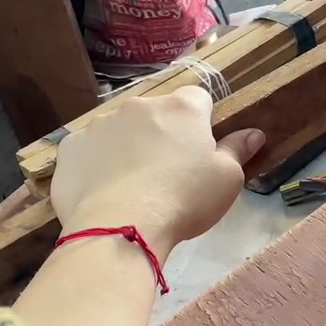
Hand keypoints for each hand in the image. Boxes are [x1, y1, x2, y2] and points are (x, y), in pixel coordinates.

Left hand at [49, 87, 264, 256]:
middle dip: (164, 132)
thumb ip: (238, 150)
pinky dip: (99, 162)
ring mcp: (101, 124)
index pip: (199, 98)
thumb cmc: (185, 199)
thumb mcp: (227, 179)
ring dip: (130, 145)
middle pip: (158, 112)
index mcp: (182, 108)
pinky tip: (106, 190)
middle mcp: (140, 105)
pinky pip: (90, 149)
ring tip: (135, 184)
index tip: (202, 148)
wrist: (121, 227)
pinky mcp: (71, 147)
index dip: (203, 121)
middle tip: (170, 171)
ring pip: (122, 129)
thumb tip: (254, 133)